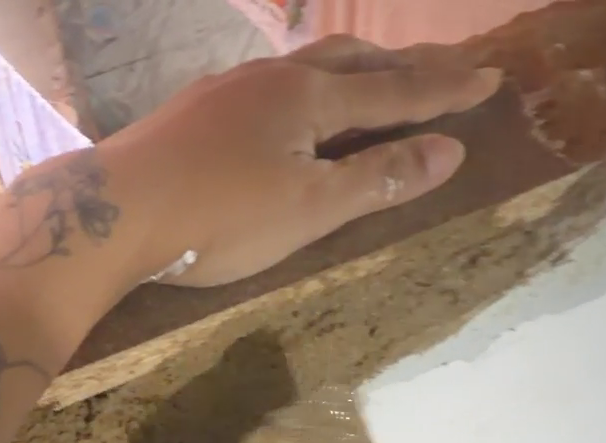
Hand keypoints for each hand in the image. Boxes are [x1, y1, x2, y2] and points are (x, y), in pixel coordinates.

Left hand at [100, 36, 501, 287]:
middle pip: (352, 60)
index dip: (444, 92)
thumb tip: (450, 151)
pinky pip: (265, 88)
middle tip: (442, 68)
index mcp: (309, 99)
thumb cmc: (218, 219)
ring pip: (303, 68)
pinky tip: (287, 107)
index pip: (395, 91)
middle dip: (403, 67)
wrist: (114, 213)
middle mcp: (270, 79)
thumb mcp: (308, 209)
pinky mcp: (191, 113)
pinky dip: (300, 91)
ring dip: (349, 70)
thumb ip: (378, 178)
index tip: (490, 79)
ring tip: (372, 78)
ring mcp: (225, 91)